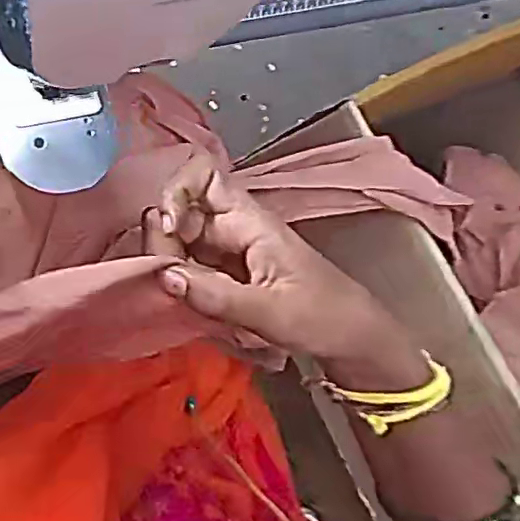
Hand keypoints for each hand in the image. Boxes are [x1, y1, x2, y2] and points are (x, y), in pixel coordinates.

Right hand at [148, 156, 420, 377]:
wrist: (356, 344)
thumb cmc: (327, 318)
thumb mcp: (275, 312)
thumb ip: (217, 295)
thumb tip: (164, 275)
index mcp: (250, 221)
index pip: (202, 176)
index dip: (176, 191)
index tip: (168, 228)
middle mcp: (230, 227)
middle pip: (177, 214)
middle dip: (163, 242)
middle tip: (169, 278)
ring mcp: (221, 251)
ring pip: (174, 242)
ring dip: (165, 265)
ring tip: (178, 296)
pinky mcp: (217, 275)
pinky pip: (182, 266)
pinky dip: (173, 281)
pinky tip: (180, 302)